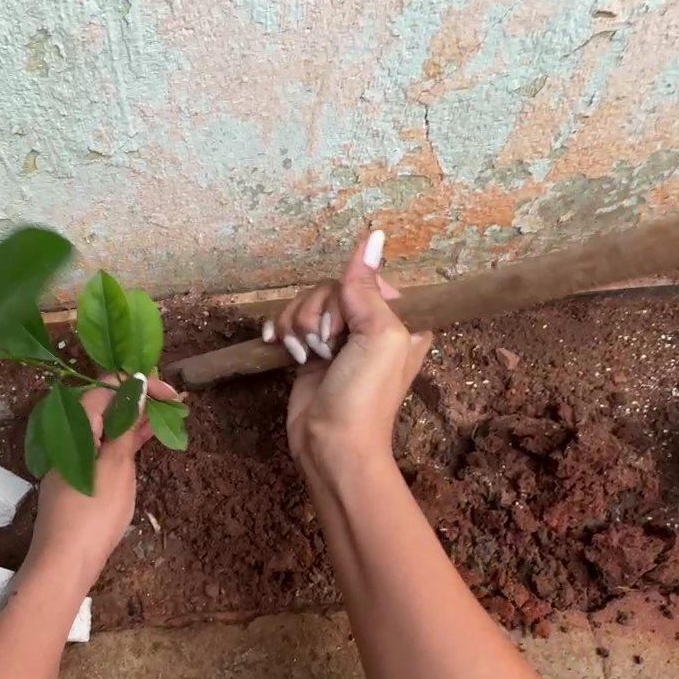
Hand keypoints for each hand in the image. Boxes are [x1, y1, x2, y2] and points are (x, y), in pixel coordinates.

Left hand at [24, 374, 180, 590]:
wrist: (65, 561)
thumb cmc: (93, 513)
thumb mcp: (117, 466)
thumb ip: (127, 426)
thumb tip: (138, 389)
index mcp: (75, 425)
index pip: (107, 386)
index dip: (139, 383)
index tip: (170, 394)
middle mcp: (70, 435)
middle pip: (105, 402)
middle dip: (139, 398)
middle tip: (174, 403)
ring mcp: (74, 455)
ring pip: (107, 425)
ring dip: (136, 418)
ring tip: (168, 417)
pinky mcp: (81, 473)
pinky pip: (104, 444)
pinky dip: (125, 439)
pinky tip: (147, 437)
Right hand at [269, 231, 432, 480]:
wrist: (331, 444)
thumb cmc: (364, 396)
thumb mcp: (379, 336)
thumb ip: (367, 287)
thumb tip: (371, 234)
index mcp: (399, 318)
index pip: (362, 279)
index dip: (344, 297)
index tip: (344, 329)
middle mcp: (368, 325)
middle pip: (328, 289)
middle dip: (315, 315)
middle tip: (323, 348)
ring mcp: (337, 340)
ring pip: (304, 304)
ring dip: (296, 326)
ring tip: (304, 355)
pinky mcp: (309, 353)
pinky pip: (287, 322)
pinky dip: (279, 332)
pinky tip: (279, 347)